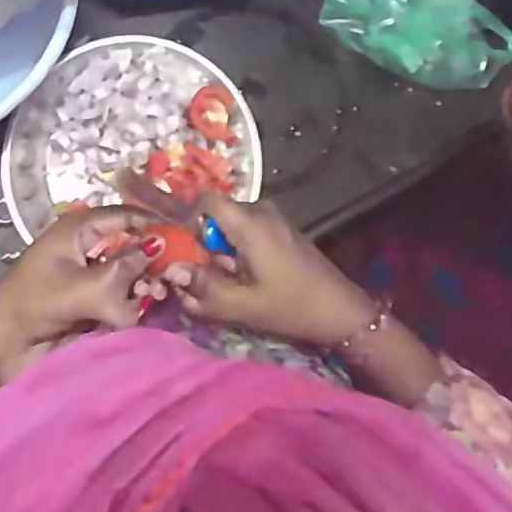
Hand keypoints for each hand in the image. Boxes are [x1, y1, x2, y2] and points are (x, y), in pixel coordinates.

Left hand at [0, 206, 156, 383]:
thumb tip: (158, 247)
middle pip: (136, 245)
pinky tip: (145, 309)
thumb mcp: (80, 286)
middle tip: (172, 274)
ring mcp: (96, 276)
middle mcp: (94, 247)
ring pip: (135, 273)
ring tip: (156, 295)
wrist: (0, 349)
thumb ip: (123, 270)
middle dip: (154, 259)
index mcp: (82, 228)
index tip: (184, 235)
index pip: (128, 216)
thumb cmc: (33, 304)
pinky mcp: (97, 303)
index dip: (155, 223)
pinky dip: (137, 304)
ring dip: (147, 284)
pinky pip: (127, 299)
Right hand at [166, 193, 375, 346]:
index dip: (190, 220)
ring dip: (224, 251)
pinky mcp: (282, 230)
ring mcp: (275, 218)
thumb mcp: (243, 305)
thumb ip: (204, 288)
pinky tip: (250, 278)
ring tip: (233, 282)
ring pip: (233, 225)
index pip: (207, 200)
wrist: (340, 310)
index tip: (185, 250)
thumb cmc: (291, 306)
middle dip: (206, 244)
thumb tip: (170, 271)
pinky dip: (240, 250)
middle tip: (210, 278)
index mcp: (251, 222)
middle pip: (218, 215)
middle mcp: (262, 211)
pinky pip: (249, 230)